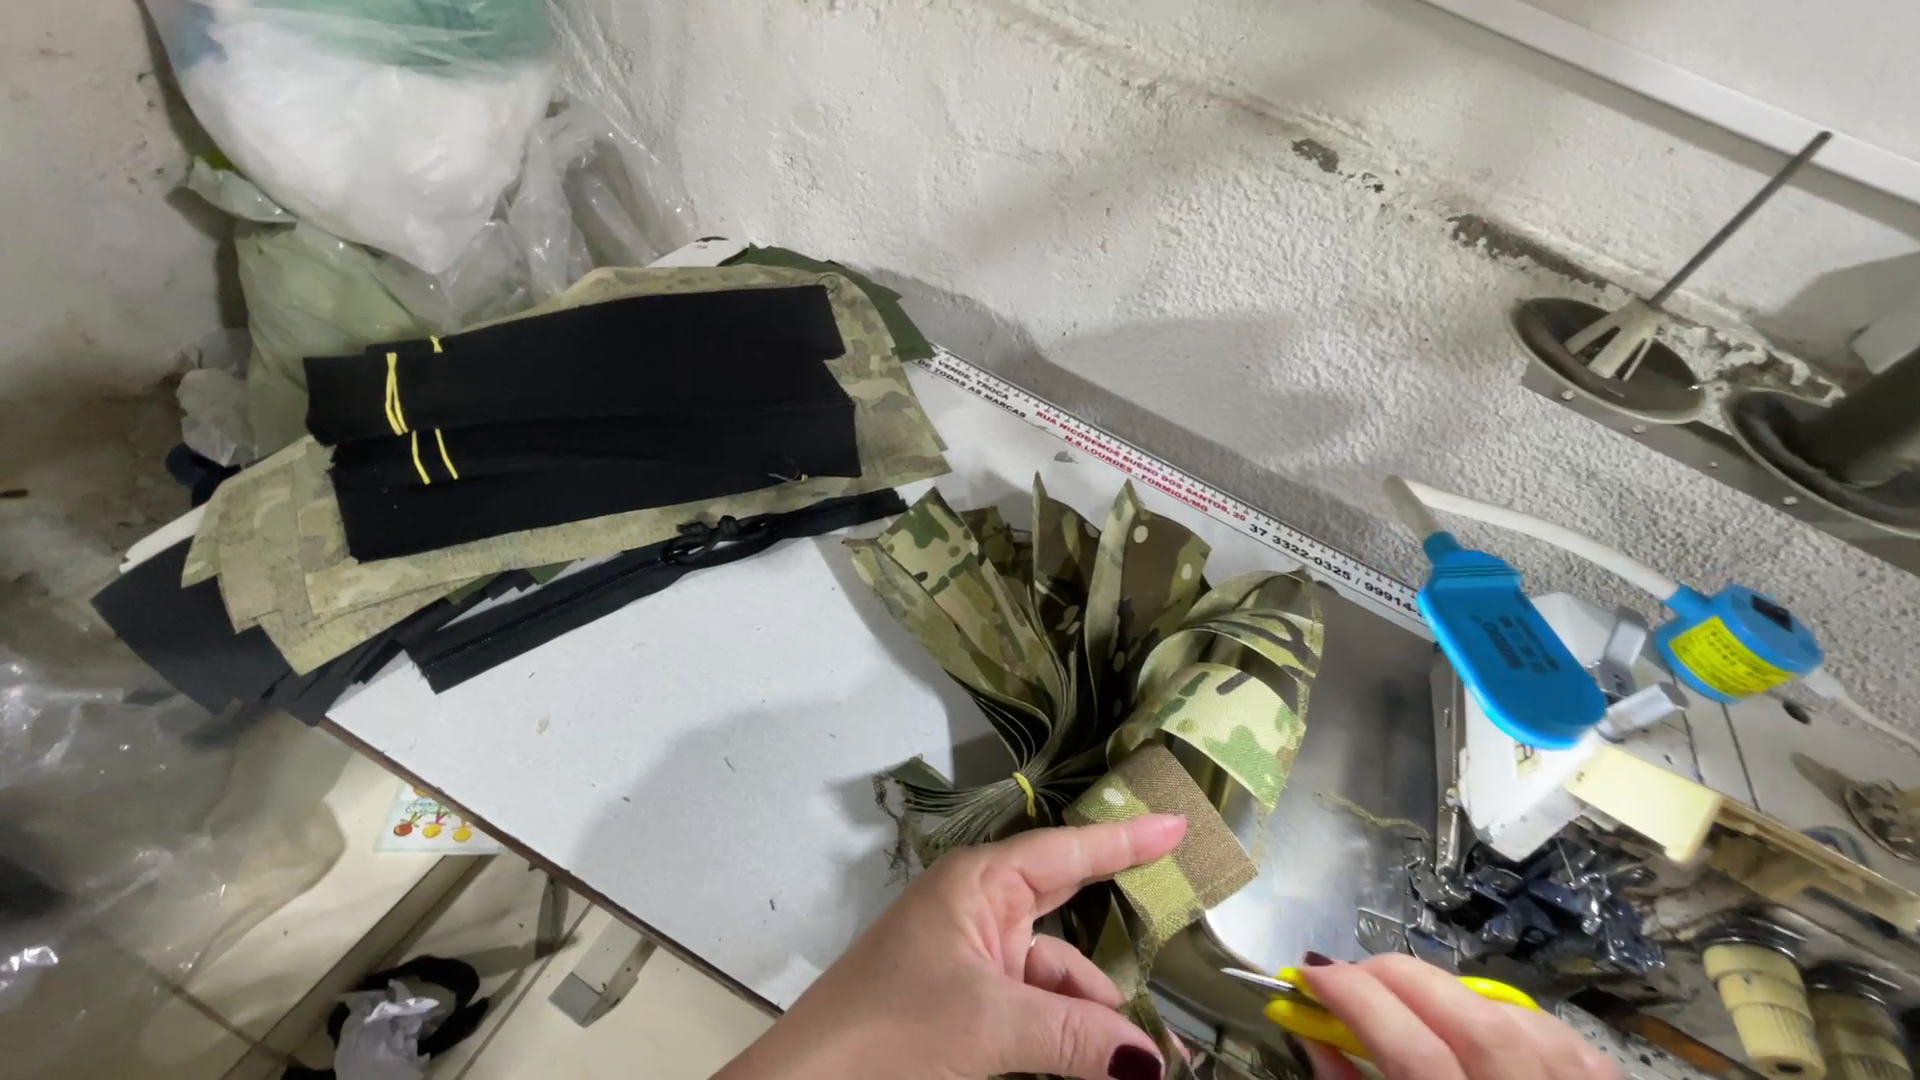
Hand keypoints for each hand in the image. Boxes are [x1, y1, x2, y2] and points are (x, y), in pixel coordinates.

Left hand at [715, 815, 1187, 1079]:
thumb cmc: (893, 1026)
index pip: (1068, 849)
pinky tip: (1096, 1063)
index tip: (1177, 822)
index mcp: (980, 881)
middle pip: (1068, 908)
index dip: (1126, 839)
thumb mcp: (990, 1025)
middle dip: (1119, 929)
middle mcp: (980, 906)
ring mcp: (973, 954)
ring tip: (1143, 1059)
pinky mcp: (967, 997)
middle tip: (1178, 930)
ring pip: (1056, 973)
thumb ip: (1074, 1037)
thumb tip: (1149, 1062)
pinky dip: (1066, 1034)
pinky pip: (1035, 1005)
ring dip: (1094, 1013)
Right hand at [1295, 955, 1620, 1079]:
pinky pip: (1560, 1041)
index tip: (1309, 975)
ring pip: (1516, 1023)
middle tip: (1350, 975)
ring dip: (1445, 991)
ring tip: (1403, 996)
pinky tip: (1472, 1021)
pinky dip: (1505, 1015)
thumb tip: (1314, 1032)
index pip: (1414, 1054)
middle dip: (1396, 978)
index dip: (1356, 1000)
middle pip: (1471, 1024)